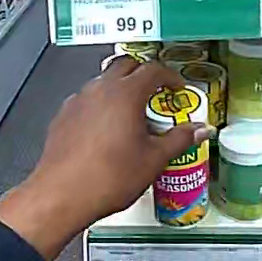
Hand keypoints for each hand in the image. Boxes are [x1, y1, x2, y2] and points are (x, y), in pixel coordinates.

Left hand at [0, 55, 210, 259]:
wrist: (62, 195)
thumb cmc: (107, 177)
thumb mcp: (153, 159)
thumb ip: (179, 139)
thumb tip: (199, 130)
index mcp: (125, 94)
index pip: (153, 70)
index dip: (170, 76)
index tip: (177, 87)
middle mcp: (99, 90)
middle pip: (125, 65)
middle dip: (144, 74)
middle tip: (157, 92)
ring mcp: (78, 101)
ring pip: (103, 80)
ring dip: (121, 88)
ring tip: (133, 113)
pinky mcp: (63, 116)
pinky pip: (87, 100)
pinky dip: (101, 104)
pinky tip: (108, 129)